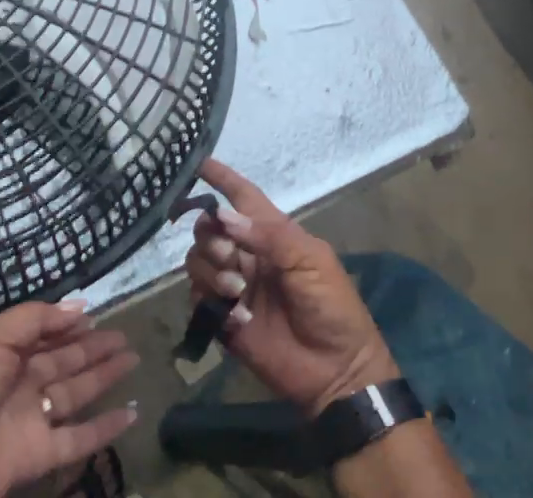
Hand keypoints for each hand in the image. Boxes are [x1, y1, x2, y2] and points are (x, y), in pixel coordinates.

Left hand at [0, 303, 138, 497]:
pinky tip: (131, 414)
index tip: (95, 314)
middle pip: (62, 360)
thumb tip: (79, 306)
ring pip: (74, 392)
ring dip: (103, 377)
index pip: (40, 332)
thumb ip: (35, 319)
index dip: (66, 323)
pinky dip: (105, 428)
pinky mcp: (39, 453)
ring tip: (133, 360)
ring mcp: (29, 418)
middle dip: (92, 347)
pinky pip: (78, 437)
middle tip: (125, 336)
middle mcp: (16, 381)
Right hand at [185, 159, 397, 416]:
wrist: (336, 370)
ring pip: (197, 259)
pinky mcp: (221, 316)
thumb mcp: (311, 261)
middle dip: (211, 235)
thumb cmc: (332, 307)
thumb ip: (268, 236)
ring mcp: (232, 284)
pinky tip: (237, 316)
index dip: (222, 178)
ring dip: (211, 270)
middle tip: (231, 258)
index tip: (197, 161)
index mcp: (272, 234)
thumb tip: (223, 216)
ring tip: (236, 291)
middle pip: (208, 228)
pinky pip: (197, 295)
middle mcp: (247, 254)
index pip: (242, 196)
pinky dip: (211, 300)